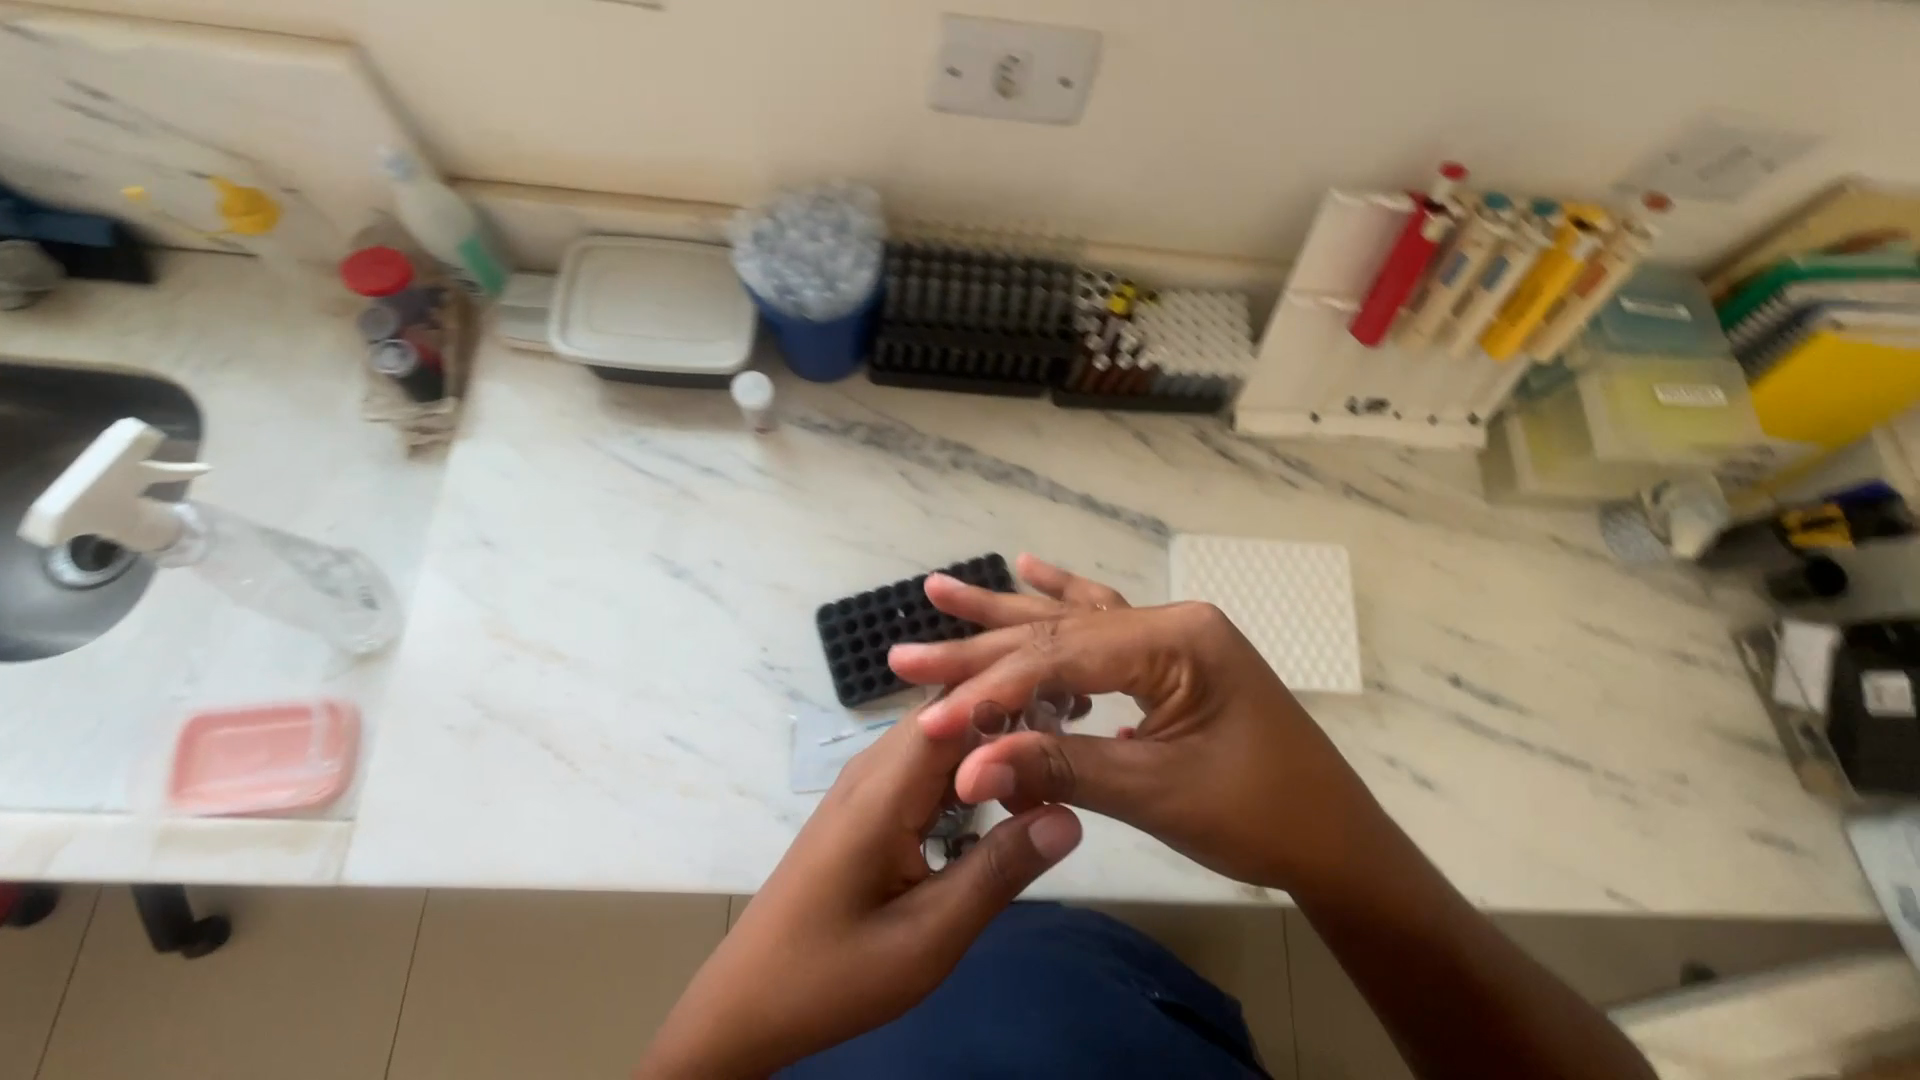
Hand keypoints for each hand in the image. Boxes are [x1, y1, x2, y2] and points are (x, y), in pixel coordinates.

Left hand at [636, 704, 1082, 1079]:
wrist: (749, 1003)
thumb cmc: (835, 975)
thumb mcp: (928, 937)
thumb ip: (998, 872)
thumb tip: (1070, 813)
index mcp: (883, 791)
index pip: (955, 713)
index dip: (1013, 701)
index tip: (1074, 709)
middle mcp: (871, 772)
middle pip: (949, 719)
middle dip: (1010, 719)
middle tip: (1076, 732)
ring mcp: (864, 788)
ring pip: (938, 743)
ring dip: (990, 748)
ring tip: (1052, 761)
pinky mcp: (865, 809)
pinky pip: (923, 770)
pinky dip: (966, 775)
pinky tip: (1001, 800)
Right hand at [890, 556, 1388, 893]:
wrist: (1335, 841)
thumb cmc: (1259, 817)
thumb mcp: (1155, 793)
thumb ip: (1060, 768)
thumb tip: (967, 770)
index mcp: (1176, 641)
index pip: (1060, 658)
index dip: (991, 692)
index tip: (930, 721)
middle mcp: (1170, 622)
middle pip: (1056, 632)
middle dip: (978, 649)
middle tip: (904, 654)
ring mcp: (1172, 635)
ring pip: (1072, 621)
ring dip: (1005, 613)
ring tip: (939, 590)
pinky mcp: (1170, 657)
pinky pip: (1103, 621)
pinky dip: (1060, 598)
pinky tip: (1028, 568)